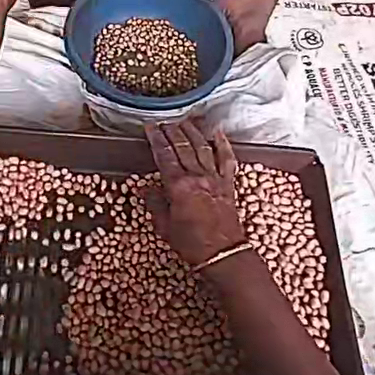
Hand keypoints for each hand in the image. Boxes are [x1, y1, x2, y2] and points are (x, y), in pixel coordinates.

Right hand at [146, 119, 246, 266]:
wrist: (222, 253)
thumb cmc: (191, 244)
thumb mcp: (164, 227)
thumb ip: (155, 204)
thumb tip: (146, 189)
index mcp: (178, 186)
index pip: (164, 155)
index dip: (156, 139)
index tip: (150, 127)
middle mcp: (197, 177)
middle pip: (183, 146)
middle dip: (172, 131)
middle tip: (164, 122)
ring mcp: (215, 178)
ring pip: (203, 147)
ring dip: (193, 131)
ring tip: (185, 121)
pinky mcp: (228, 184)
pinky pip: (226, 159)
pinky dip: (222, 144)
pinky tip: (218, 132)